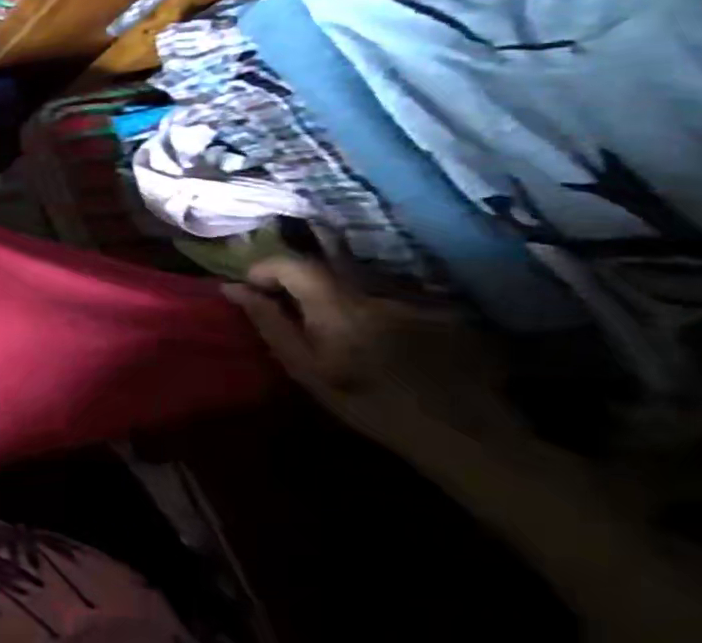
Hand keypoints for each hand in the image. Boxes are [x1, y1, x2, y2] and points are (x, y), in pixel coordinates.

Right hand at [223, 257, 518, 452]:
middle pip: (323, 275)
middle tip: (293, 319)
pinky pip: (390, 304)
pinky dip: (375, 317)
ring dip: (338, 304)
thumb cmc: (371, 406)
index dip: (265, 270)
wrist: (468, 440)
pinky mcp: (438, 314)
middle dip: (299, 289)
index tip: (254, 292)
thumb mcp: (306, 369)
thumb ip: (269, 323)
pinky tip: (386, 349)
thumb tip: (233, 287)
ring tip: (344, 340)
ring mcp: (409, 301)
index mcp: (335, 304)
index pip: (290, 263)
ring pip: (357, 290)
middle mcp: (371, 292)